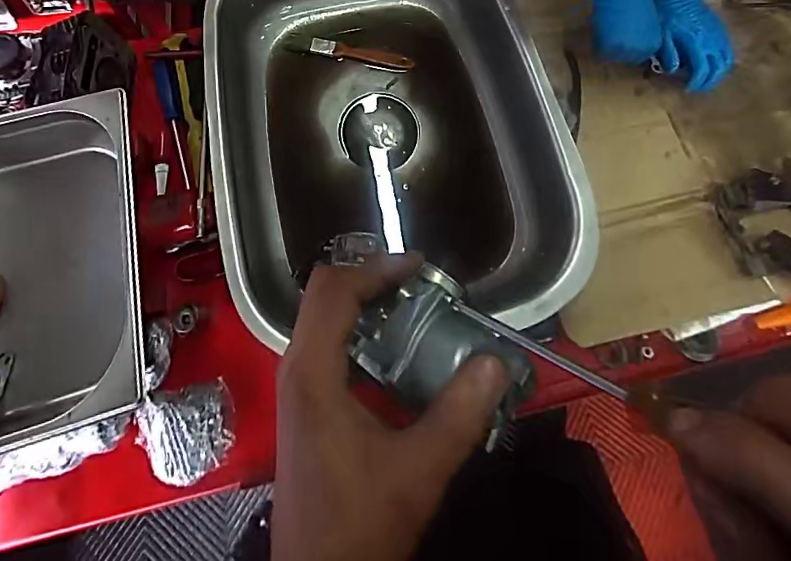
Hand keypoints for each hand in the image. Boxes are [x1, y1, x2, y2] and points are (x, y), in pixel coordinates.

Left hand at [272, 254, 510, 560]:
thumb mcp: (418, 469)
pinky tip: (392, 346)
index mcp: (313, 372)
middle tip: (416, 281)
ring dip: (361, 300)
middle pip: (322, 293)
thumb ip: (459, 414)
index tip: (419, 267)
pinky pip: (325, 341)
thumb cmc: (360, 523)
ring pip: (321, 316)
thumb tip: (495, 362)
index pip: (335, 292)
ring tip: (409, 303)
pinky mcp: (304, 401)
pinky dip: (356, 327)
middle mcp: (296, 367)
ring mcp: (296, 384)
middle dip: (368, 276)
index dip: (375, 269)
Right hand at [576, 0, 661, 65]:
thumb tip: (643, 37)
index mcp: (654, 43)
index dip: (634, 49)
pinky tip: (598, 36)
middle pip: (629, 60)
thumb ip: (649, 32)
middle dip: (622, 51)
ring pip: (614, 59)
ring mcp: (625, 51)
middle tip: (614, 38)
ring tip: (605, 36)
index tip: (626, 40)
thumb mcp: (651, 16)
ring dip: (609, 51)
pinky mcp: (608, 48)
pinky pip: (601, 55)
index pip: (644, 56)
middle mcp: (641, 51)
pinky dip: (598, 48)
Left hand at [651, 0, 733, 90]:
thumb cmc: (666, 12)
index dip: (695, 83)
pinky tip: (713, 63)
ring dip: (717, 72)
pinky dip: (722, 61)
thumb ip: (668, 53)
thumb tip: (674, 71)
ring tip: (706, 77)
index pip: (701, 70)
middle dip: (708, 81)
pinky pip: (727, 50)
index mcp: (696, 43)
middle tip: (698, 86)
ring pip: (726, 61)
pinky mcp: (720, 29)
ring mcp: (718, 35)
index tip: (687, 88)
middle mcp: (712, 41)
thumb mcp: (661, 33)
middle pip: (717, 69)